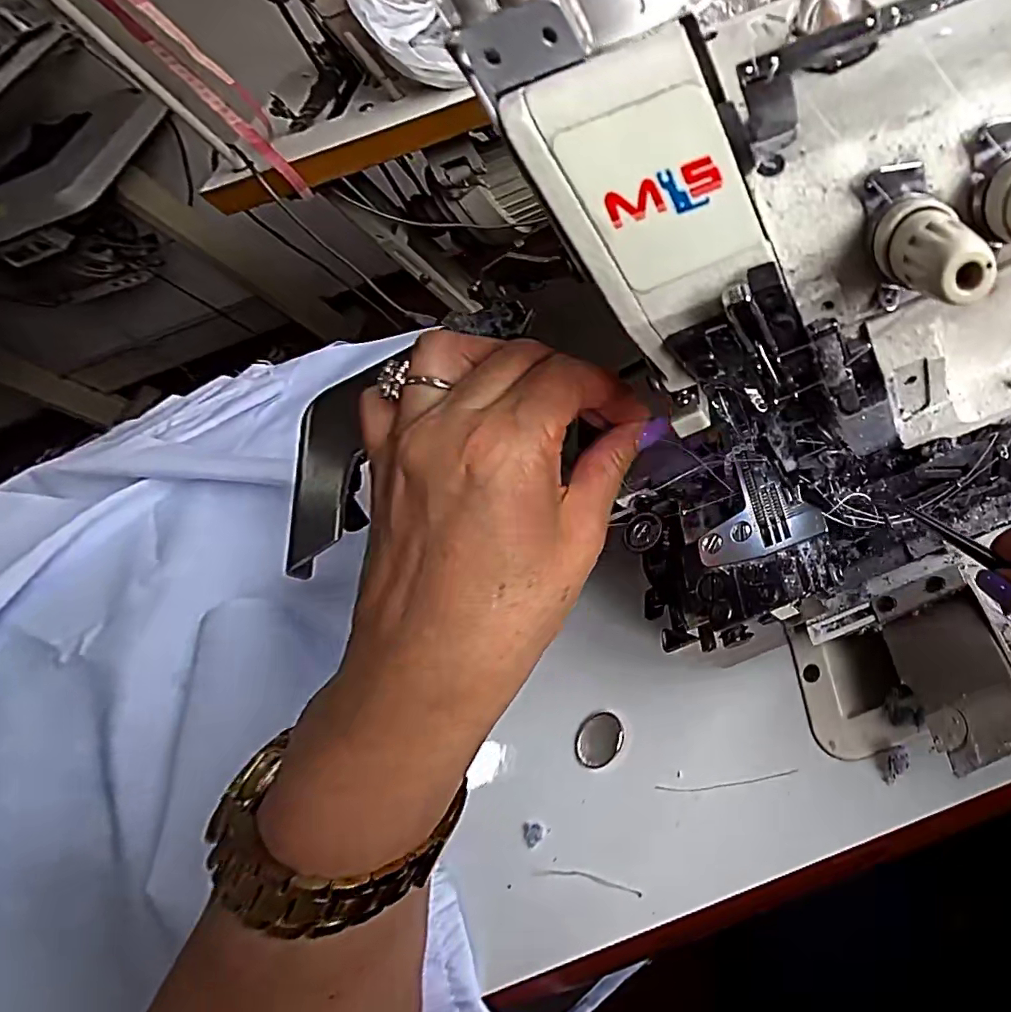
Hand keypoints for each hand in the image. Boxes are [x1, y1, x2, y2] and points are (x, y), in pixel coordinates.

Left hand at [344, 331, 649, 701]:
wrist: (432, 660)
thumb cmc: (500, 613)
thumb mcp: (580, 533)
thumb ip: (605, 467)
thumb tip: (625, 435)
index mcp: (507, 448)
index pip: (567, 377)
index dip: (609, 388)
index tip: (626, 412)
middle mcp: (449, 432)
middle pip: (518, 356)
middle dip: (571, 372)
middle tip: (599, 408)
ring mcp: (407, 441)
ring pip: (450, 351)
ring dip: (502, 357)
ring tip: (536, 388)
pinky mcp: (385, 460)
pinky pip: (396, 391)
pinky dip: (435, 383)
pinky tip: (468, 407)